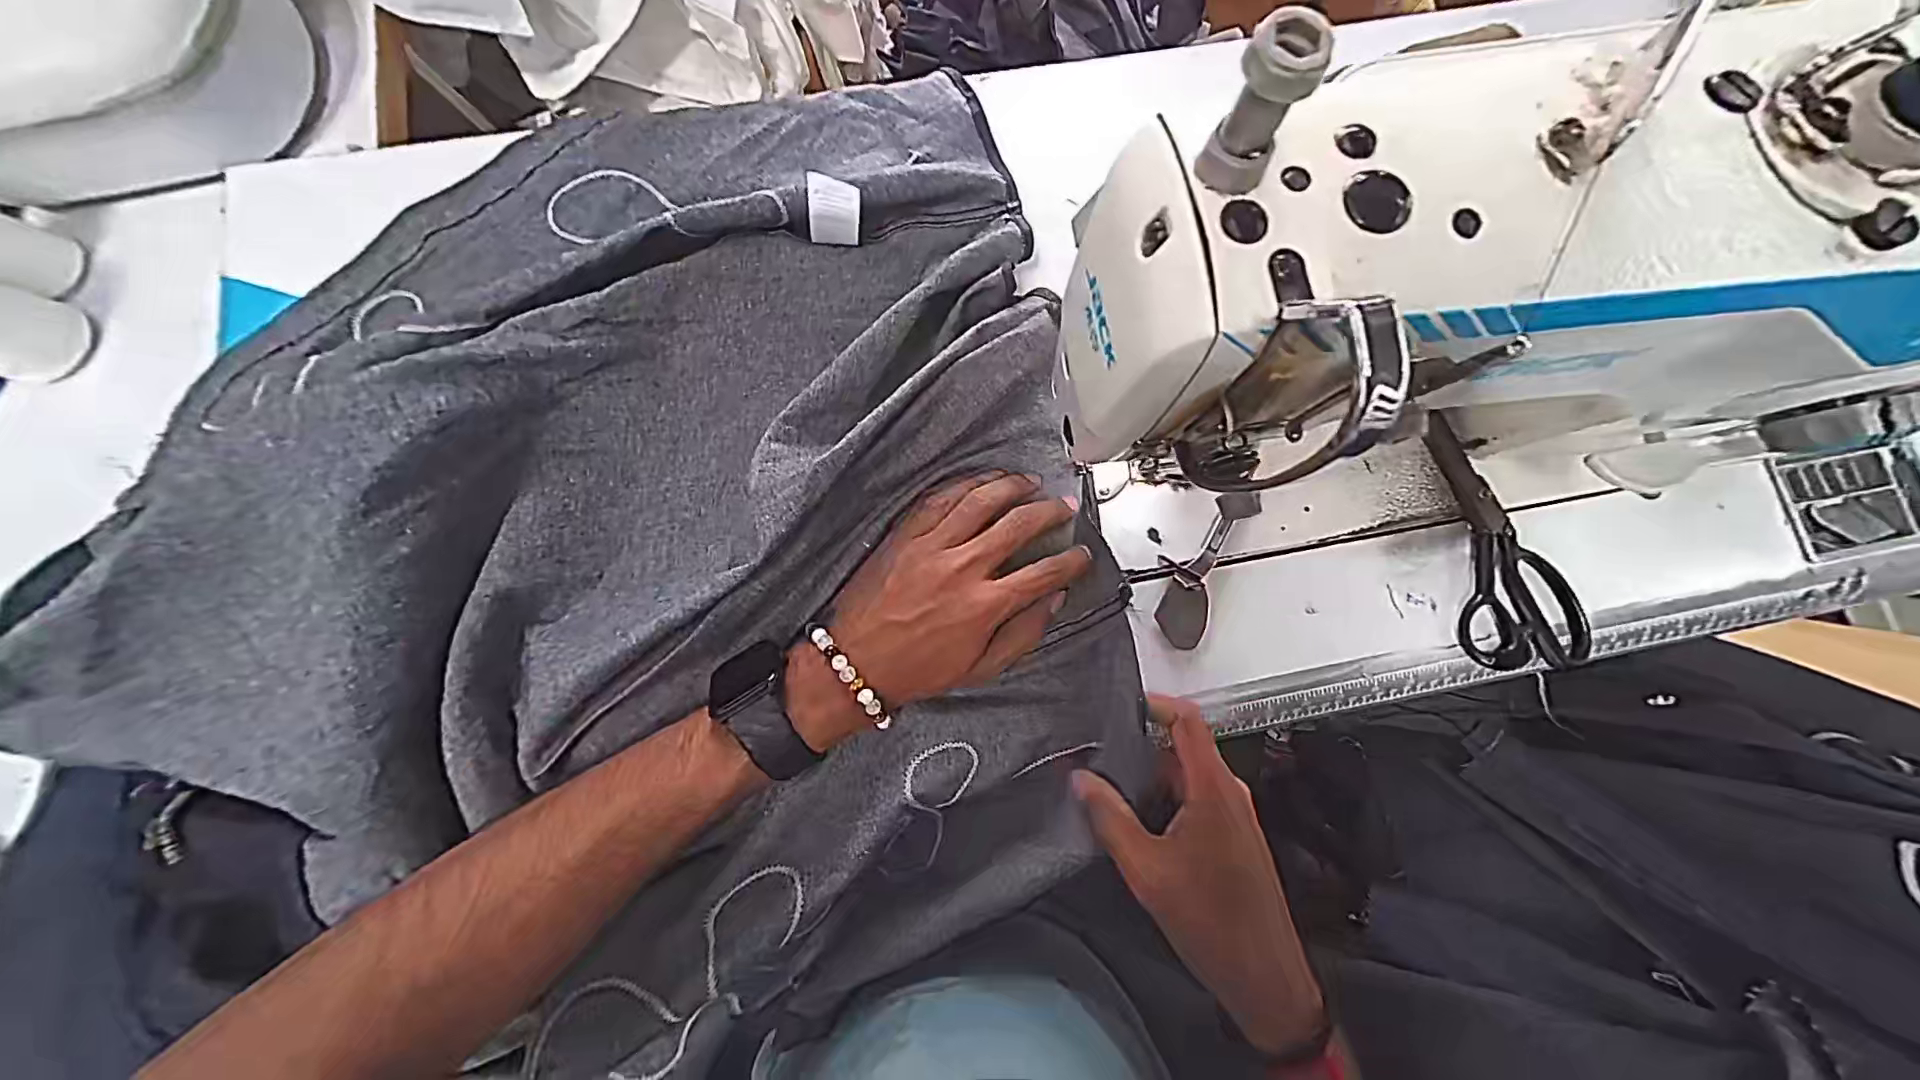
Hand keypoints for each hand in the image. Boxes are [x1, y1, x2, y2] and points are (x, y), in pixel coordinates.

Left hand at [786, 472, 1092, 749]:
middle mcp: (961, 569)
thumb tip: (1053, 602)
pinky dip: (965, 485)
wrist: (857, 662)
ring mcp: (931, 547)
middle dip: (1049, 512)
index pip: (1043, 572)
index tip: (1080, 555)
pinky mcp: (905, 537)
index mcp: (983, 605)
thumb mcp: (980, 668)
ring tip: (1028, 482)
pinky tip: (981, 481)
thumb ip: (1023, 634)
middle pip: (1018, 524)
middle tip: (1062, 508)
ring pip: (980, 500)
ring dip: (1011, 486)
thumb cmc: (915, 669)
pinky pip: (940, 499)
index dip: (1070, 561)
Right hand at [1073, 695, 1325, 1056]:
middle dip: (1141, 750)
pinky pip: (1199, 798)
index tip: (1122, 705)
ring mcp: (1236, 814)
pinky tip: (1144, 827)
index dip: (1156, 704)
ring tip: (1116, 796)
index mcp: (1213, 789)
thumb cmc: (1211, 923)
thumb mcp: (1145, 868)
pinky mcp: (1235, 834)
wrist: (1265, 977)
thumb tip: (1080, 780)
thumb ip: (1109, 817)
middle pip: (1183, 748)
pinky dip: (1169, 800)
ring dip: (1153, 780)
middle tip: (1102, 760)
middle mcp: (1230, 793)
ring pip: (1188, 776)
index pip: (1188, 721)